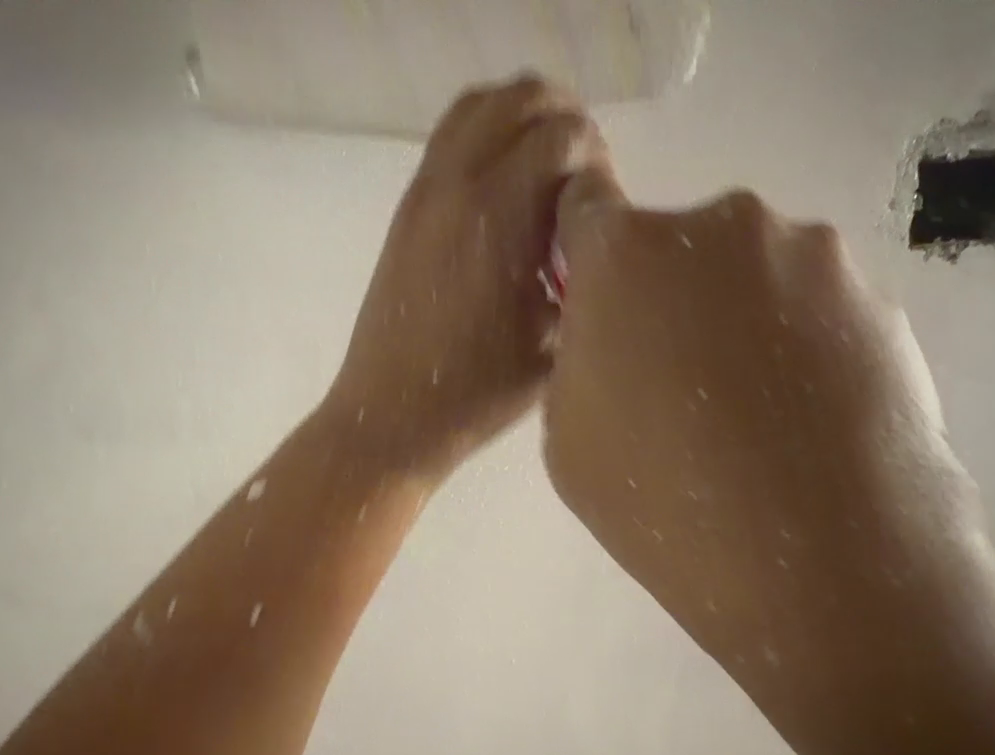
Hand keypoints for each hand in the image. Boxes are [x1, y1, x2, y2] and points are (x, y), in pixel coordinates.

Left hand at [318, 76, 603, 479]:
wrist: (391, 417)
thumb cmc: (479, 392)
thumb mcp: (555, 339)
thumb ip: (585, 272)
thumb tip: (599, 235)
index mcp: (498, 211)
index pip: (565, 133)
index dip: (598, 159)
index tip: (603, 208)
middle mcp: (456, 182)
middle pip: (522, 97)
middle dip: (565, 124)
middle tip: (581, 183)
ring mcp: (424, 192)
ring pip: (478, 106)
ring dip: (521, 122)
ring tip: (546, 177)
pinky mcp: (406, 211)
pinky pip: (450, 140)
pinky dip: (487, 141)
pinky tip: (507, 199)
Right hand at [541, 171, 991, 754]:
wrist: (815, 552)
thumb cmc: (658, 500)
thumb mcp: (566, 437)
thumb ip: (580, 358)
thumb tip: (615, 336)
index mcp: (623, 253)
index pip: (587, 207)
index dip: (587, 249)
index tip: (598, 297)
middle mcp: (719, 224)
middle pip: (677, 245)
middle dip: (672, 296)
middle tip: (686, 385)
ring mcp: (810, 255)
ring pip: (754, 273)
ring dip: (745, 319)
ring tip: (760, 414)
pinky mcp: (876, 296)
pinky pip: (815, 308)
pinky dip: (805, 346)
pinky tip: (810, 419)